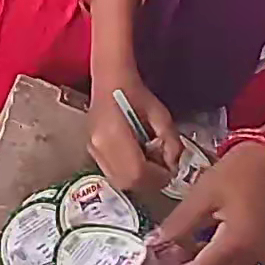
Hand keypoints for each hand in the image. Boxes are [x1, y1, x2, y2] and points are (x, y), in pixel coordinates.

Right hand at [87, 70, 181, 193]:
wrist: (111, 82)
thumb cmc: (137, 94)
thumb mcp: (161, 115)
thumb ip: (170, 142)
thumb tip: (173, 165)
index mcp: (116, 134)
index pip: (137, 172)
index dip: (157, 177)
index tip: (170, 171)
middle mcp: (100, 147)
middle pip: (127, 182)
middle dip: (149, 182)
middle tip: (163, 172)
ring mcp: (93, 150)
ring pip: (119, 181)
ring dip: (138, 180)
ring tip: (150, 165)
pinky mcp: (91, 151)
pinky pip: (112, 174)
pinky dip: (128, 174)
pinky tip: (137, 159)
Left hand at [144, 141, 264, 264]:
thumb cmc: (239, 171)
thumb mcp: (202, 195)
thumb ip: (178, 224)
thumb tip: (154, 243)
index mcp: (236, 245)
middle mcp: (251, 256)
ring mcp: (259, 253)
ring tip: (169, 259)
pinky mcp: (260, 245)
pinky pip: (232, 264)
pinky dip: (210, 262)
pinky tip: (191, 249)